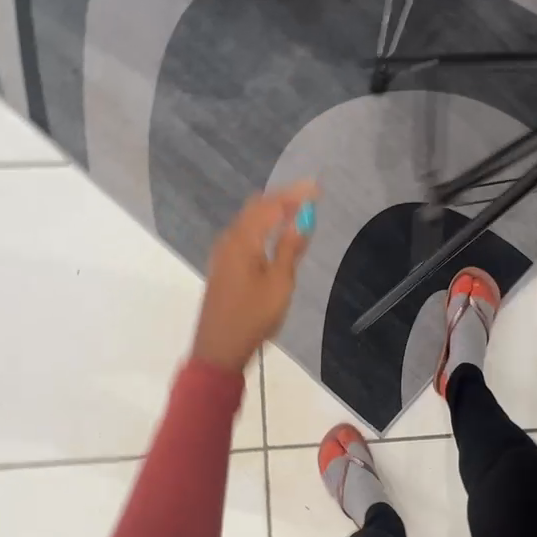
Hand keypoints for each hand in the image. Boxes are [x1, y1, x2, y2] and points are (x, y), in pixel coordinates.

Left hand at [191, 180, 319, 372]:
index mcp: (244, 240)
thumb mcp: (280, 284)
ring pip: (249, 220)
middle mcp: (230, 240)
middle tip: (309, 198)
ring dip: (272, 212)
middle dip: (283, 199)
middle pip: (257, 207)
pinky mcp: (223, 266)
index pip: (271, 205)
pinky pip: (245, 234)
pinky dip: (262, 226)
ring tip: (297, 212)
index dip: (295, 194)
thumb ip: (290, 248)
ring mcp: (223, 253)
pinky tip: (275, 234)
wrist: (219, 348)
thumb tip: (302, 219)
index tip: (317, 188)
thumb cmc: (253, 317)